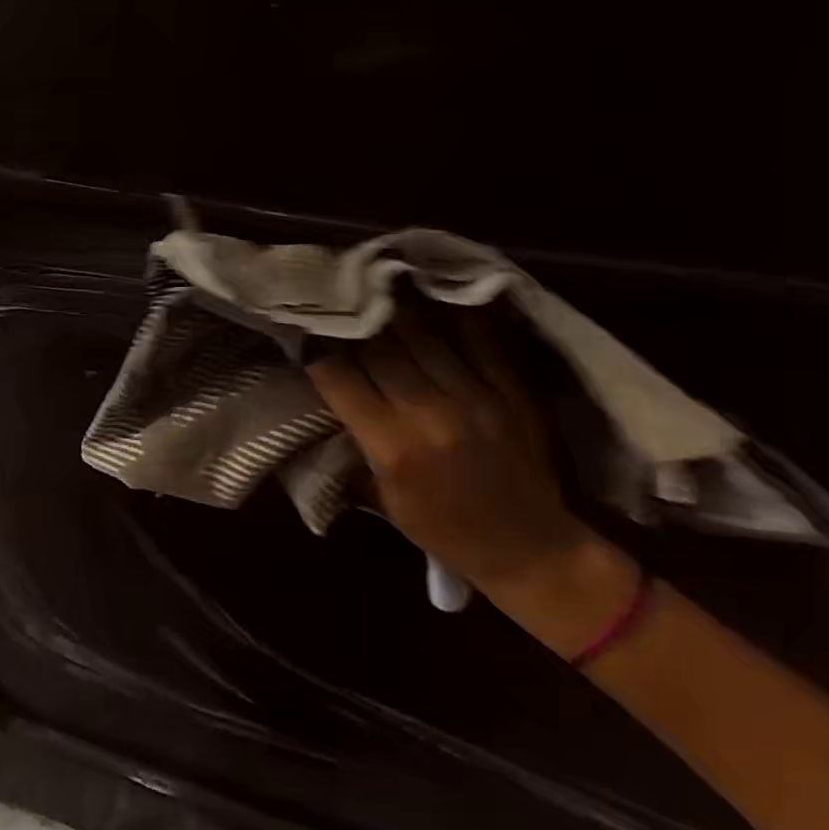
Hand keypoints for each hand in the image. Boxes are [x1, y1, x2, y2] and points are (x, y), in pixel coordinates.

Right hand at [307, 306, 585, 591]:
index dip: (316, 353)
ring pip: (424, 334)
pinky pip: (478, 337)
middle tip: (332, 299)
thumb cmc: (439, 528)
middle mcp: (430, 412)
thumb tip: (333, 397)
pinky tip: (431, 293)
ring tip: (372, 283)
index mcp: (392, 446)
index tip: (301, 333)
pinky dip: (452, 313)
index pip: (340, 380)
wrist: (527, 545)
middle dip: (350, 321)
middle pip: (379, 348)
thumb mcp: (380, 495)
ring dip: (393, 308)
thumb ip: (357, 442)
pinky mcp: (510, 388)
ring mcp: (476, 395)